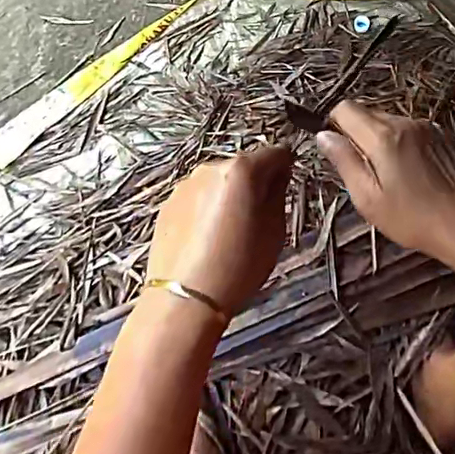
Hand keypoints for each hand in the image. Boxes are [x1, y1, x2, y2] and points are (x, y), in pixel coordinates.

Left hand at [146, 144, 293, 315]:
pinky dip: (206, 210)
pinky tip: (209, 239)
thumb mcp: (274, 231)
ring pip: (219, 182)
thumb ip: (279, 194)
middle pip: (244, 166)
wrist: (184, 300)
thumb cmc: (235, 268)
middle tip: (260, 216)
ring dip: (229, 196)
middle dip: (254, 183)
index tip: (286, 181)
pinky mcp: (168, 205)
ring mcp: (186, 186)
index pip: (275, 153)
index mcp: (242, 170)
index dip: (285, 166)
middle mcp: (211, 169)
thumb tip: (278, 177)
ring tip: (232, 232)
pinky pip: (197, 198)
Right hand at [316, 101, 454, 257]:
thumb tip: (323, 135)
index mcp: (382, 136)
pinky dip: (400, 142)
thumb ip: (344, 161)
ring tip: (388, 173)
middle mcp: (403, 122)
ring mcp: (424, 126)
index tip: (338, 148)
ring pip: (387, 120)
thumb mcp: (367, 197)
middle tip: (364, 169)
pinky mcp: (438, 133)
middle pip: (367, 113)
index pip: (345, 108)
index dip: (335, 124)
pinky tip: (408, 169)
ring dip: (379, 138)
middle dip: (357, 134)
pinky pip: (407, 128)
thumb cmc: (411, 217)